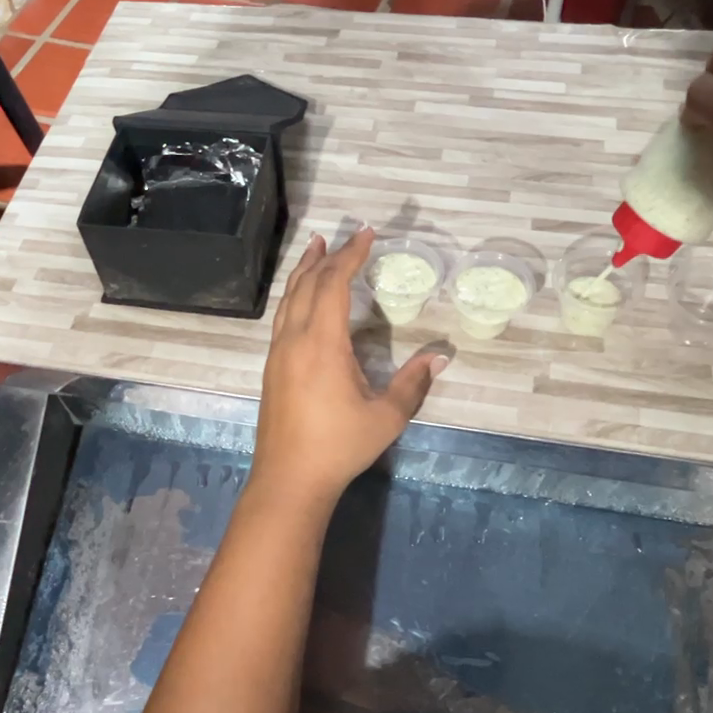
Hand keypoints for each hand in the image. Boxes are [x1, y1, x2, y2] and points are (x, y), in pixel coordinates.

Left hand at [252, 228, 446, 504]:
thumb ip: (413, 385)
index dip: (351, 256)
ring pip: (288, 299)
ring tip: (315, 251)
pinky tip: (300, 300)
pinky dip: (293, 295)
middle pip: (307, 285)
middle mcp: (295, 340)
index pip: (335, 285)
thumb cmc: (339, 446)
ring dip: (303, 272)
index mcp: (322, 344)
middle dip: (327, 257)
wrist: (289, 478)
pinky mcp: (272, 369)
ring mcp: (278, 353)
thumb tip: (440, 358)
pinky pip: (281, 317)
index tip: (367, 234)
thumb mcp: (386, 417)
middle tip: (344, 236)